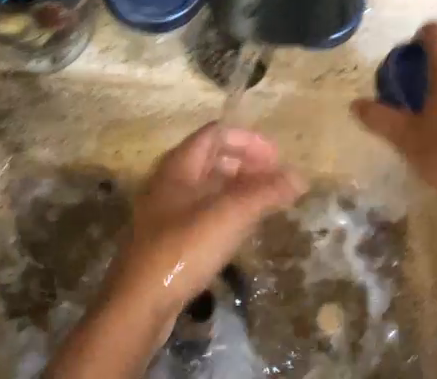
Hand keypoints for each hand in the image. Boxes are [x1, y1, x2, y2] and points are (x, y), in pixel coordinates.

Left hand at [103, 123, 304, 322]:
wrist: (138, 304)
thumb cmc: (183, 248)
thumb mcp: (230, 216)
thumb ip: (265, 193)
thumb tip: (299, 177)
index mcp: (179, 165)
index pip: (216, 133)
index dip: (249, 140)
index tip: (277, 159)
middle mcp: (169, 181)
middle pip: (212, 158)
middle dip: (246, 163)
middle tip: (275, 180)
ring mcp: (166, 211)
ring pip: (208, 187)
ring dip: (238, 188)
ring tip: (266, 203)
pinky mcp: (168, 240)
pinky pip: (203, 212)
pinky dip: (226, 211)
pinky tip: (242, 229)